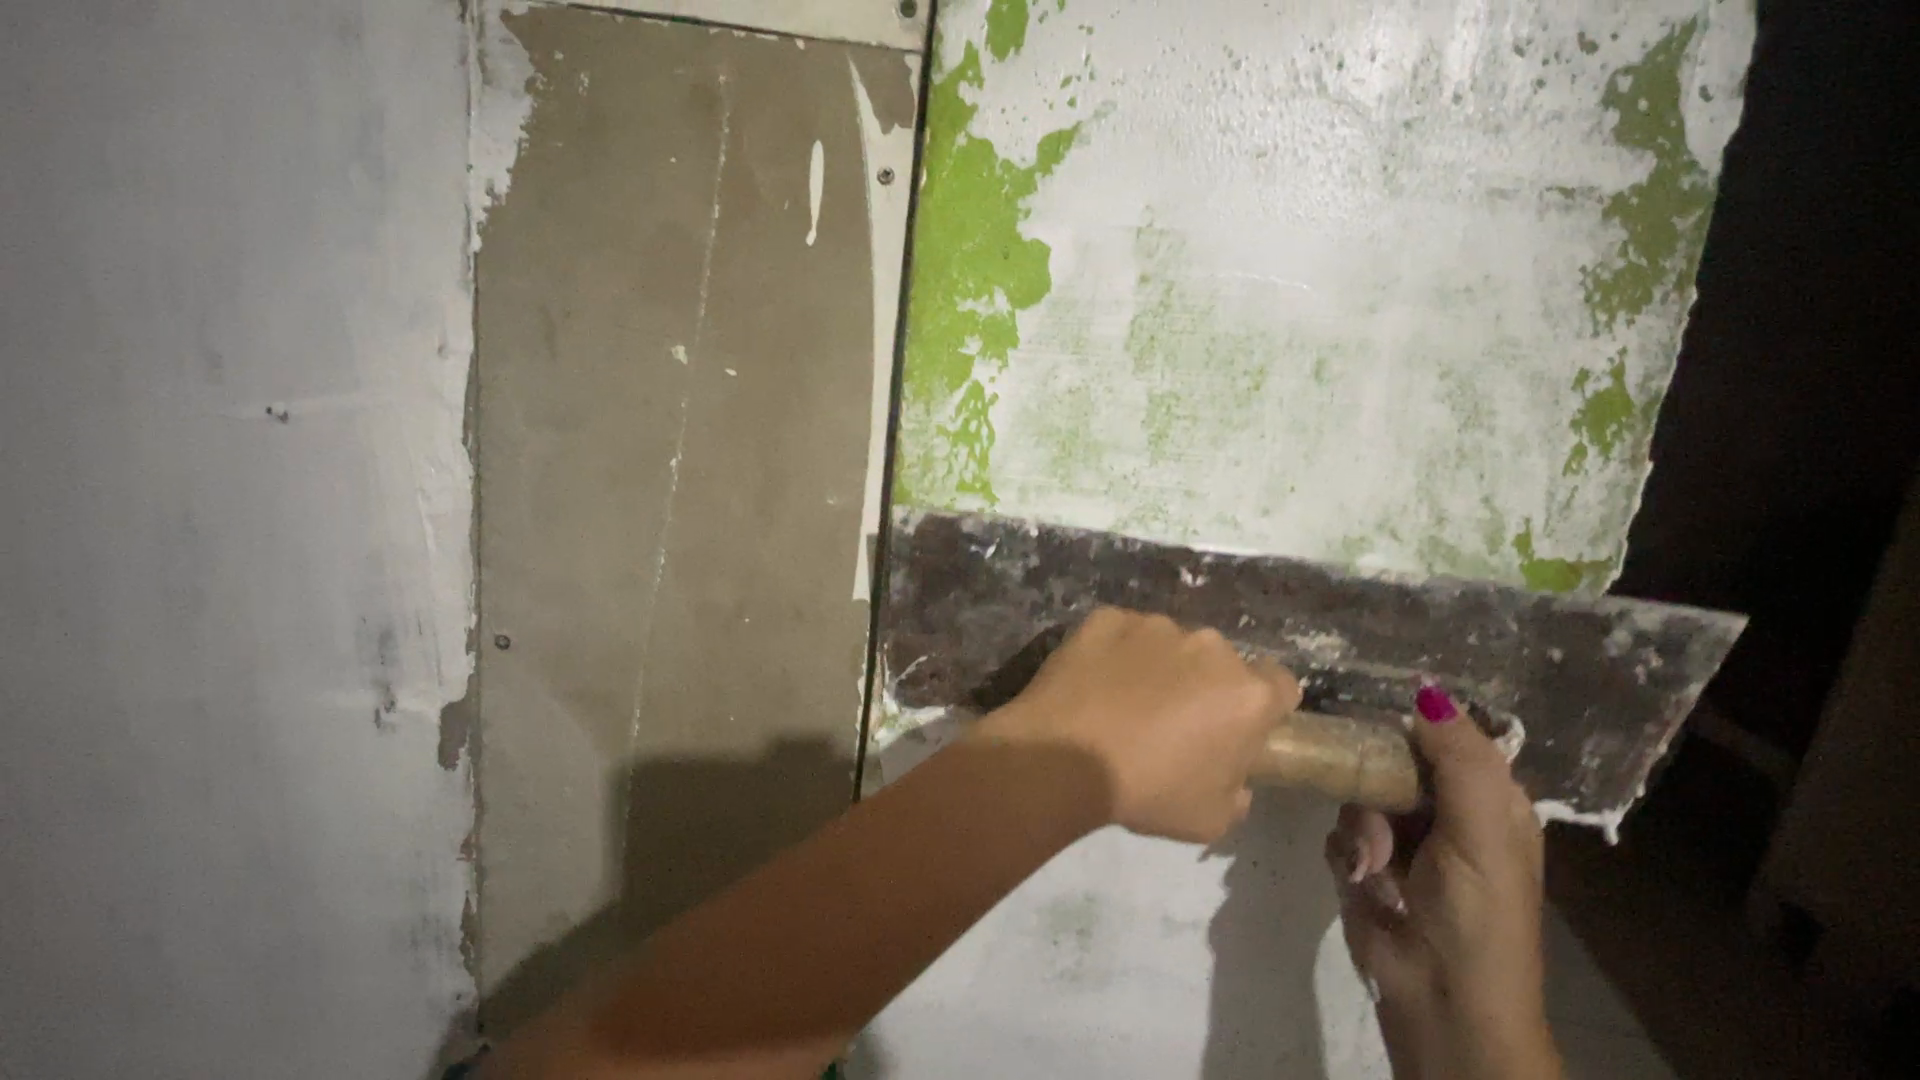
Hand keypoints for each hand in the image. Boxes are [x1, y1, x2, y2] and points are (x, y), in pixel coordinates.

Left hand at [977, 607, 1301, 843]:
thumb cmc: (1146, 792)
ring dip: (1159, 666)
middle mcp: (1210, 647)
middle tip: (1172, 721)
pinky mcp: (1108, 617)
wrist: (1061, 758)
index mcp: (1248, 693)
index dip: (1261, 708)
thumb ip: (1238, 791)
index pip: (1280, 687)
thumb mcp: (1212, 819)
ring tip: (1124, 702)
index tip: (1235, 728)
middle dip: (1205, 686)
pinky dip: (1115, 653)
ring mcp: (1156, 625)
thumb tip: (1234, 778)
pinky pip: (1122, 634)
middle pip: (1220, 662)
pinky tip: (1094, 683)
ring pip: (1170, 644)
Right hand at [1324, 687, 1562, 1079]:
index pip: (1446, 741)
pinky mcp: (1362, 863)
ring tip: (1374, 865)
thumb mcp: (1482, 834)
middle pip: (1392, 762)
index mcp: (1488, 803)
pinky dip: (1344, 849)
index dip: (1414, 730)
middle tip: (1382, 818)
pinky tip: (1359, 876)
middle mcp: (1443, 814)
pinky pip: (1337, 829)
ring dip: (1361, 826)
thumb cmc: (1477, 916)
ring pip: (1359, 793)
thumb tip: (1428, 689)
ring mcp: (1401, 840)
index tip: (1379, 725)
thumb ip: (1459, 761)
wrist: (1439, 1000)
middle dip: (1378, 786)